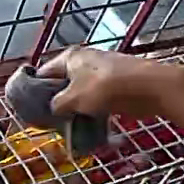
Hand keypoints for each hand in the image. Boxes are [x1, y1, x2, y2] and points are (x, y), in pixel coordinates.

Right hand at [37, 46, 172, 118]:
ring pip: (79, 92)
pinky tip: (89, 123)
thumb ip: (56, 104)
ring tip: (69, 125)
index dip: (35, 91)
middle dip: (56, 101)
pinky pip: (96, 98)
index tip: (32, 109)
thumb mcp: (72, 99)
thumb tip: (54, 108)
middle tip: (51, 120)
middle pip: (61, 83)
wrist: (151, 87)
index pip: (42, 73)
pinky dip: (92, 110)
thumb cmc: (106, 88)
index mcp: (69, 57)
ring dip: (75, 108)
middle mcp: (83, 60)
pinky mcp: (116, 84)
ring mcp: (101, 72)